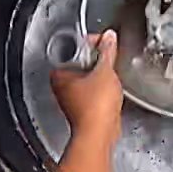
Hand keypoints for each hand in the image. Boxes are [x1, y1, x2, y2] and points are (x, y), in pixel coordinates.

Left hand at [51, 30, 121, 151]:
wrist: (100, 133)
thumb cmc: (95, 107)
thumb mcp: (105, 71)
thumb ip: (107, 52)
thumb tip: (109, 38)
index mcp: (59, 73)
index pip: (73, 48)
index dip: (90, 42)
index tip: (104, 41)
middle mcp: (62, 86)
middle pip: (80, 62)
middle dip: (96, 59)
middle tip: (109, 56)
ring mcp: (72, 98)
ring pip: (87, 77)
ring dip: (100, 74)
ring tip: (112, 74)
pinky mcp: (84, 108)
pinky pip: (93, 91)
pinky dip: (102, 88)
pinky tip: (111, 89)